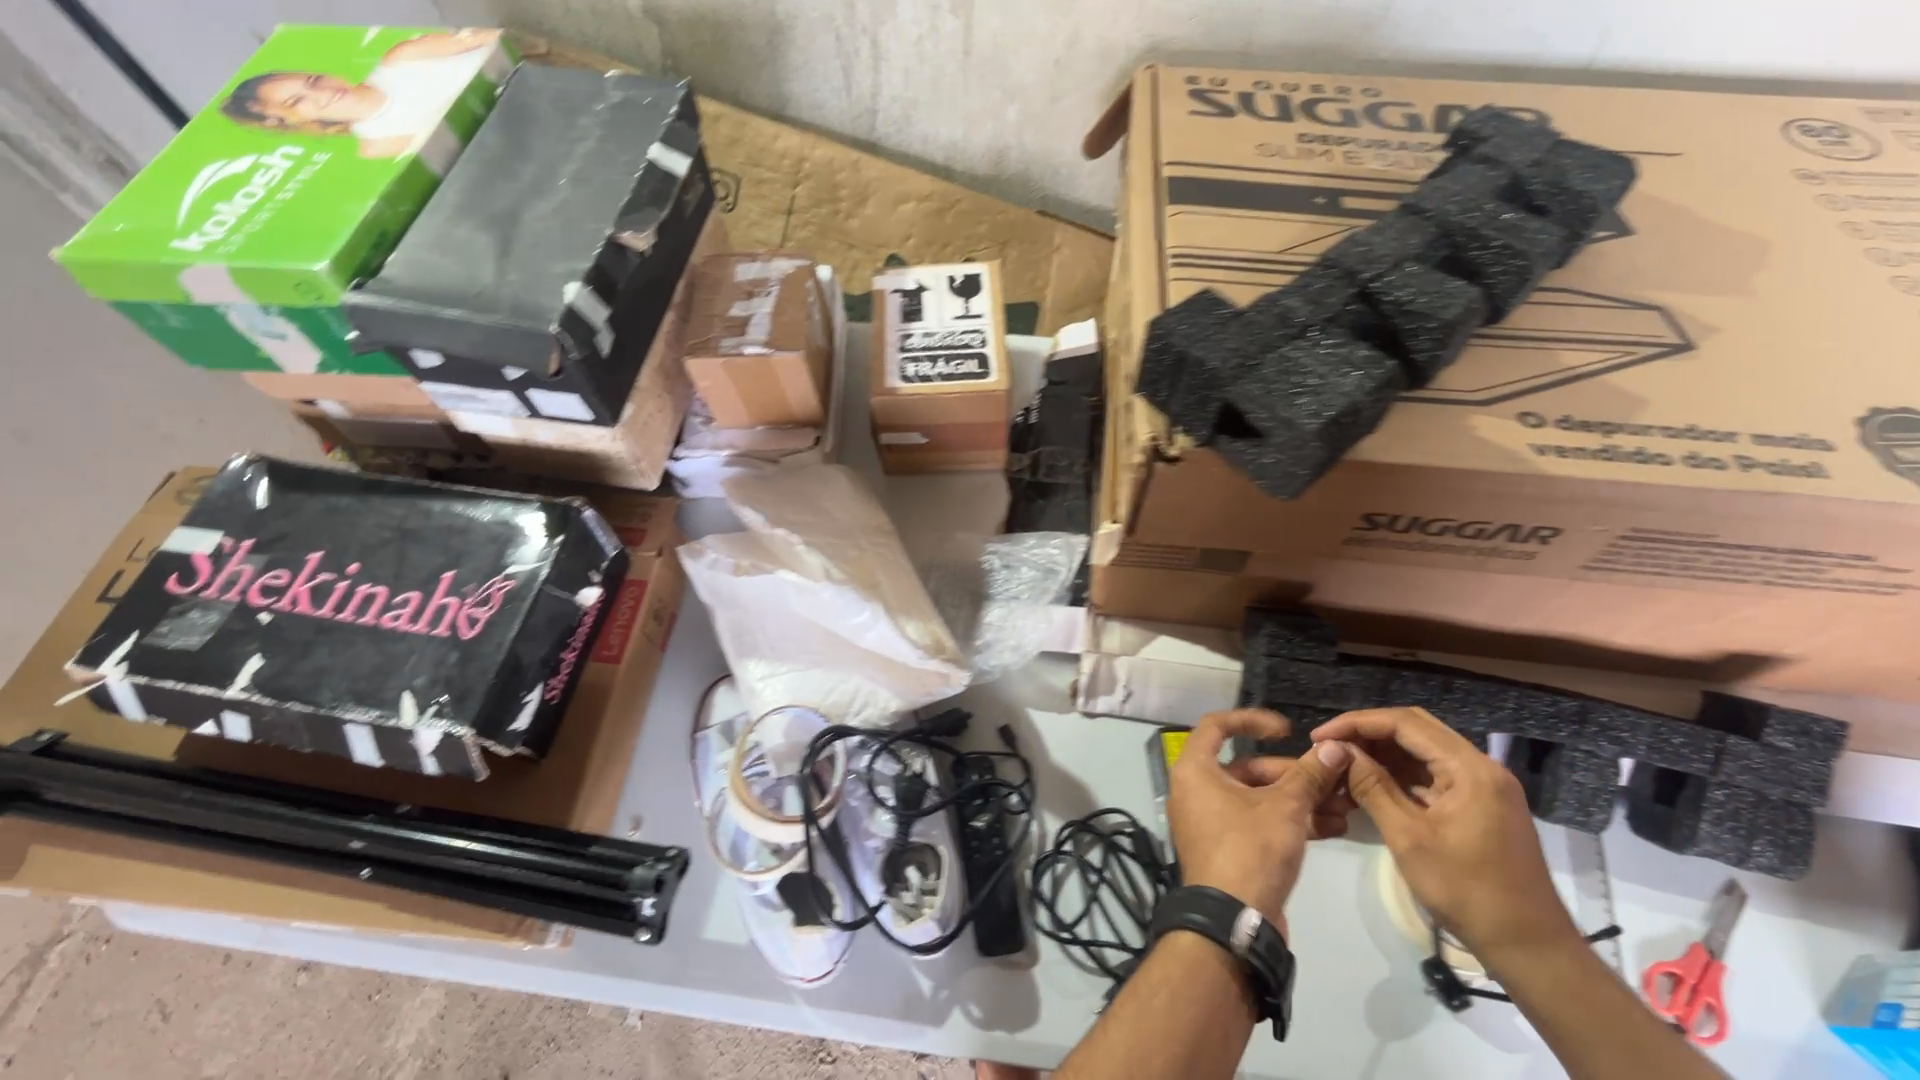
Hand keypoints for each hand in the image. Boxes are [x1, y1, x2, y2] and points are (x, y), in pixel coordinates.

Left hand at [1167, 709, 1350, 926]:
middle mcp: (1196, 791)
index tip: (1287, 731)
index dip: (1252, 721)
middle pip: (1247, 767)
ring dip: (1300, 800)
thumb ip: (1309, 775)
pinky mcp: (1227, 849)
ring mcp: (1211, 822)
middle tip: (1334, 781)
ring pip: (1258, 798)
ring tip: (1344, 807)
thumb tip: (1335, 748)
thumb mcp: (1286, 807)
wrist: (1233, 923)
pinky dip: (1290, 822)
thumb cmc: (1250, 850)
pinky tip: (1332, 828)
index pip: (1216, 726)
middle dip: (1294, 774)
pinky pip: (1258, 823)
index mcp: (1195, 770)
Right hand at [1310, 707, 1580, 961]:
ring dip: (1383, 754)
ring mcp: (1484, 786)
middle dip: (1368, 733)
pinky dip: (1401, 775)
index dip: (1357, 723)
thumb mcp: (1409, 838)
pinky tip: (1372, 785)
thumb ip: (1372, 787)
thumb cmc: (1466, 890)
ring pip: (1424, 751)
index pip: (1405, 723)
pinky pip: (1435, 775)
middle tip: (1328, 747)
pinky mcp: (1481, 804)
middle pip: (1416, 730)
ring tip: (1343, 765)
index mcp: (1470, 768)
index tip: (1319, 737)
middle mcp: (1481, 767)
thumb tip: (1339, 751)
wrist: (1528, 944)